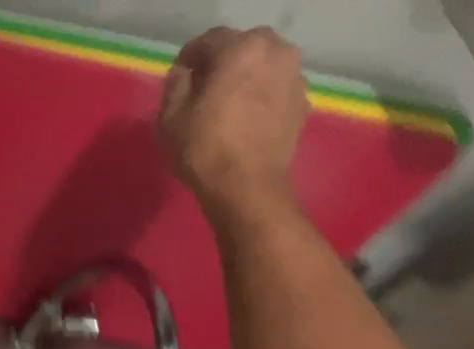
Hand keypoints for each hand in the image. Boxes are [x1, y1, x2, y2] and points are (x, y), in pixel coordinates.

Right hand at [157, 27, 307, 213]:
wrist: (247, 186)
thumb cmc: (203, 149)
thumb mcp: (170, 119)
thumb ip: (175, 86)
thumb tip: (183, 72)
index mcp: (241, 49)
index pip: (211, 38)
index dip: (191, 55)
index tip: (180, 74)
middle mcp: (276, 52)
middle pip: (245, 46)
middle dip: (224, 61)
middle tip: (205, 87)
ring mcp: (295, 76)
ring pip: (266, 64)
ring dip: (247, 76)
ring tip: (229, 103)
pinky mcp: (303, 101)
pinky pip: (278, 87)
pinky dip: (263, 95)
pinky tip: (247, 119)